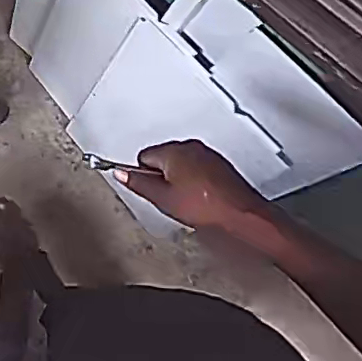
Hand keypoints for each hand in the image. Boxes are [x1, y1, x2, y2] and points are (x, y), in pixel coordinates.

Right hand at [118, 139, 274, 233]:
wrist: (240, 214)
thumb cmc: (206, 206)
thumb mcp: (163, 199)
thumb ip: (139, 183)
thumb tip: (121, 173)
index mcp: (173, 151)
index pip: (144, 156)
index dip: (145, 176)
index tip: (152, 189)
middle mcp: (190, 146)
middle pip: (163, 158)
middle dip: (162, 176)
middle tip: (169, 198)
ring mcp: (206, 153)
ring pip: (180, 163)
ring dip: (179, 178)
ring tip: (187, 200)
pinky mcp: (218, 163)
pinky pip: (197, 167)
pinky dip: (195, 179)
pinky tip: (201, 197)